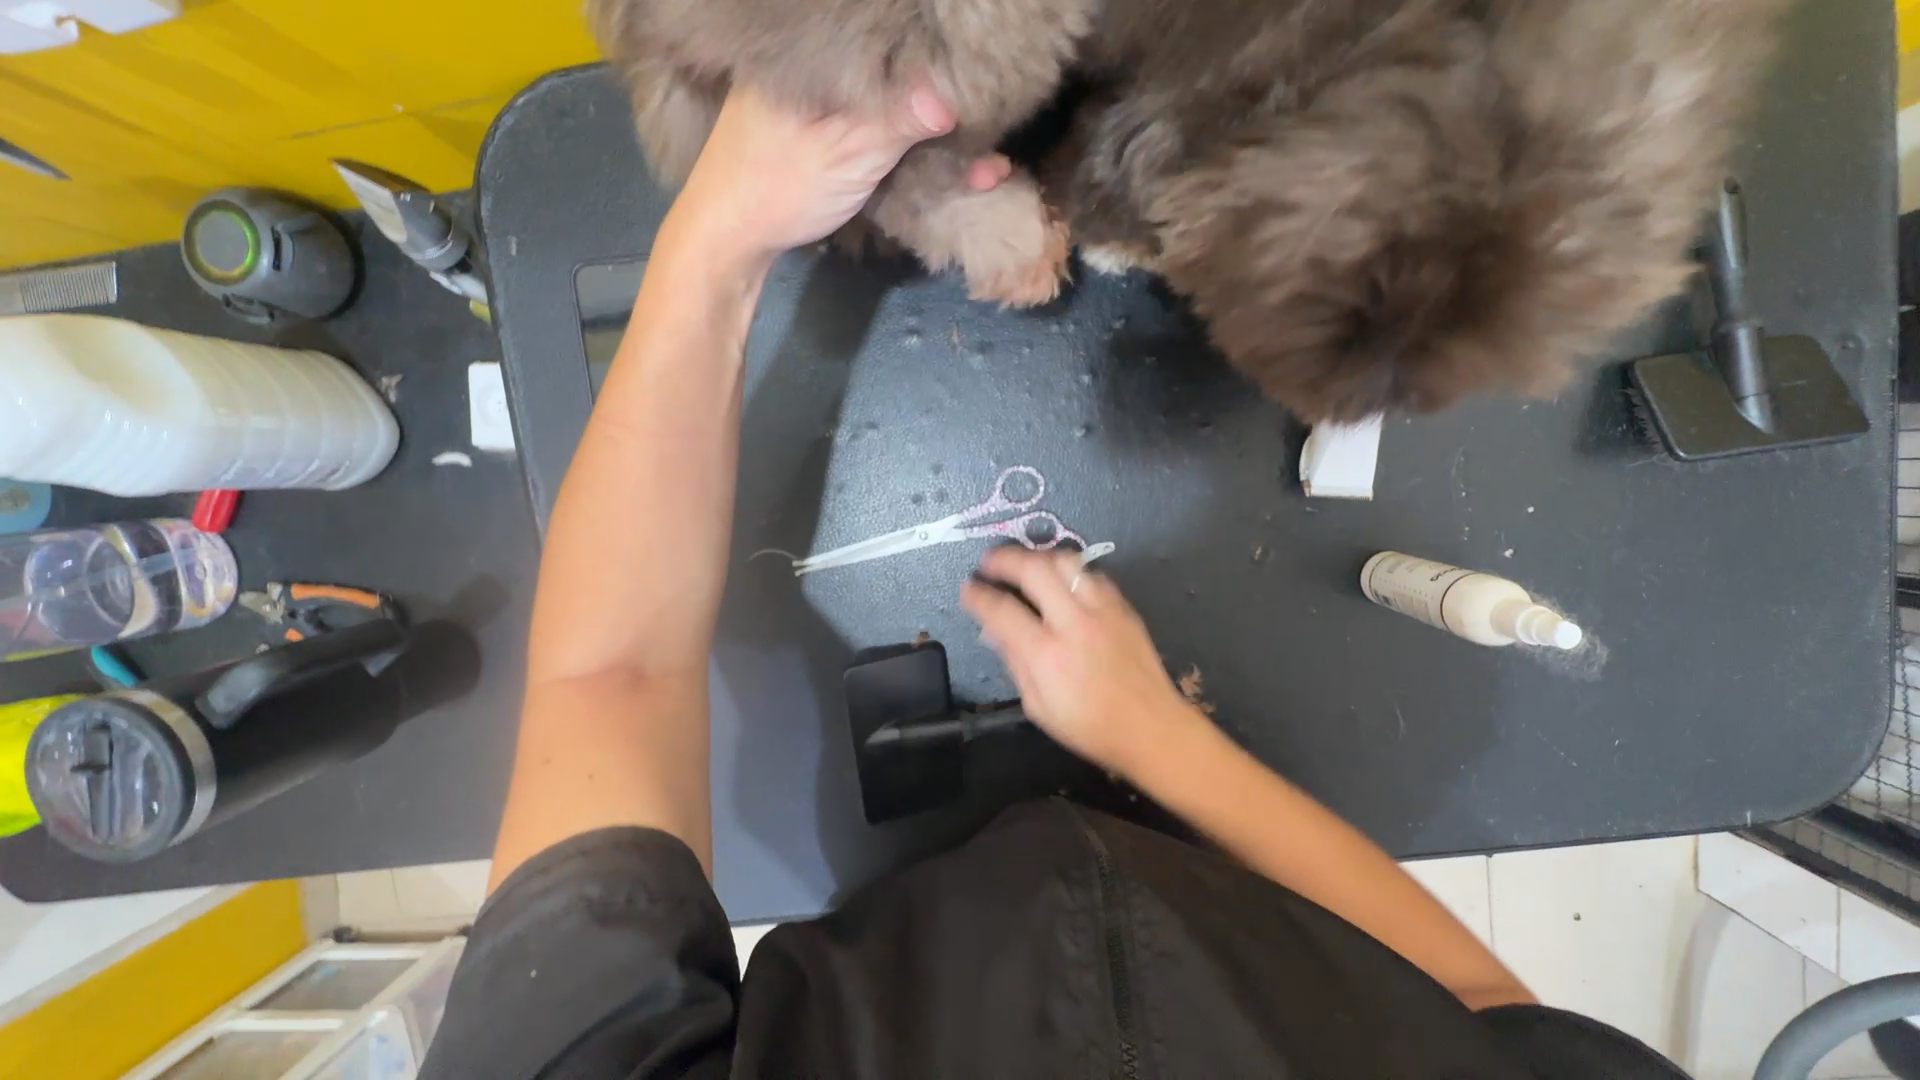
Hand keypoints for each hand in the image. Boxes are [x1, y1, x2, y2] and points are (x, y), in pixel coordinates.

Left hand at [667, 82, 1010, 272]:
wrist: (730, 234)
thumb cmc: (780, 186)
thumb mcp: (846, 152)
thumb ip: (896, 120)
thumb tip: (950, 97)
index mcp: (815, 53)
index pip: (893, 41)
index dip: (941, 63)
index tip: (984, 87)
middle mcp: (822, 67)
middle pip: (900, 76)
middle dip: (951, 107)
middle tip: (992, 143)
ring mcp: (825, 101)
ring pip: (895, 107)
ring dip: (940, 137)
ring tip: (987, 168)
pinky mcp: (828, 132)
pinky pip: (881, 130)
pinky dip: (914, 148)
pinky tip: (953, 169)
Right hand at [961, 547, 1207, 777]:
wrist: (1152, 728)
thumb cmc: (1090, 727)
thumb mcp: (1038, 707)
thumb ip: (1015, 662)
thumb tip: (993, 630)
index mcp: (1047, 656)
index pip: (1002, 610)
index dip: (978, 595)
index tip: (968, 588)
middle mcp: (1074, 624)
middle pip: (1033, 570)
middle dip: (1004, 559)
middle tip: (989, 562)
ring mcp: (1103, 611)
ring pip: (1065, 561)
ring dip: (1037, 557)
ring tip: (1025, 564)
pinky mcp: (1123, 607)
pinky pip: (1091, 574)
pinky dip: (1070, 571)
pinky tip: (1061, 581)